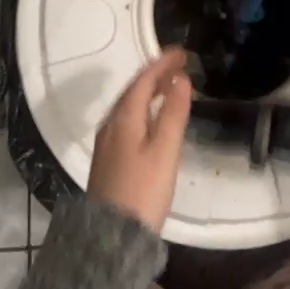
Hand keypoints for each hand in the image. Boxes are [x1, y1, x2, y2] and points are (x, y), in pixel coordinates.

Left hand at [89, 47, 191, 232]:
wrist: (110, 236)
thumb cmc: (142, 191)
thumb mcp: (164, 152)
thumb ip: (173, 114)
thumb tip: (180, 78)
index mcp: (124, 118)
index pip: (143, 80)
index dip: (162, 64)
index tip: (181, 52)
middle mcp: (111, 124)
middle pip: (133, 90)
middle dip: (155, 74)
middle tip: (179, 66)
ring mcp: (107, 142)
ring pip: (129, 105)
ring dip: (148, 92)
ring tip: (169, 86)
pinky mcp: (108, 158)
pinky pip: (126, 120)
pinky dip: (142, 109)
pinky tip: (152, 119)